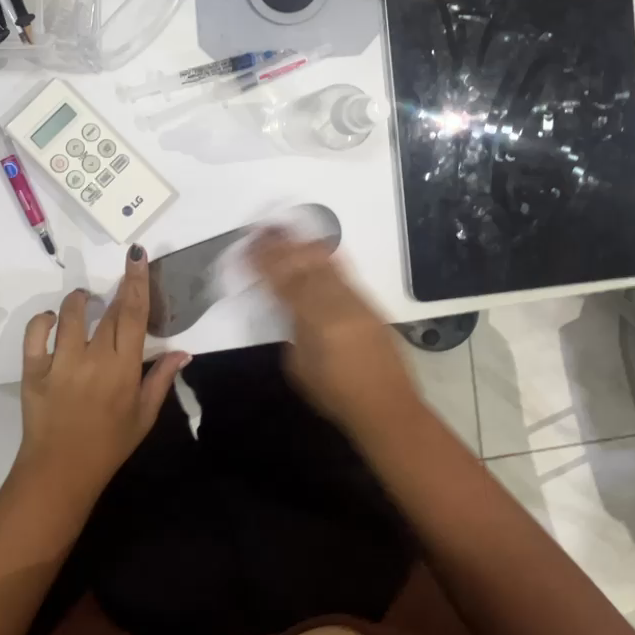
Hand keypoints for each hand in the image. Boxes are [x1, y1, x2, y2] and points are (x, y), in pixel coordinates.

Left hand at [14, 246, 190, 505]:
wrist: (61, 471)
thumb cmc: (108, 445)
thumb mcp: (143, 416)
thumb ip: (161, 379)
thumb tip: (183, 351)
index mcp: (123, 369)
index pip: (135, 315)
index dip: (137, 282)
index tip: (137, 256)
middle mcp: (93, 358)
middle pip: (109, 311)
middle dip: (118, 287)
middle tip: (123, 272)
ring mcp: (60, 362)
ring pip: (70, 314)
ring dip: (80, 300)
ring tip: (85, 300)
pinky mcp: (33, 369)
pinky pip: (35, 333)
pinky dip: (43, 320)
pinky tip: (52, 320)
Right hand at [249, 227, 416, 439]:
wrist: (387, 406)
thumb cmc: (335, 395)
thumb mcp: (298, 366)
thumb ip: (291, 330)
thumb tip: (287, 309)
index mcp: (314, 321)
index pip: (283, 281)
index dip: (263, 260)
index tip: (247, 245)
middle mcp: (337, 303)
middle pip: (306, 263)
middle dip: (282, 243)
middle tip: (263, 228)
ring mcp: (357, 301)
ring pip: (328, 263)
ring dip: (303, 244)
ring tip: (287, 229)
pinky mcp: (371, 305)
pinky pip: (344, 273)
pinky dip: (325, 257)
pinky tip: (316, 247)